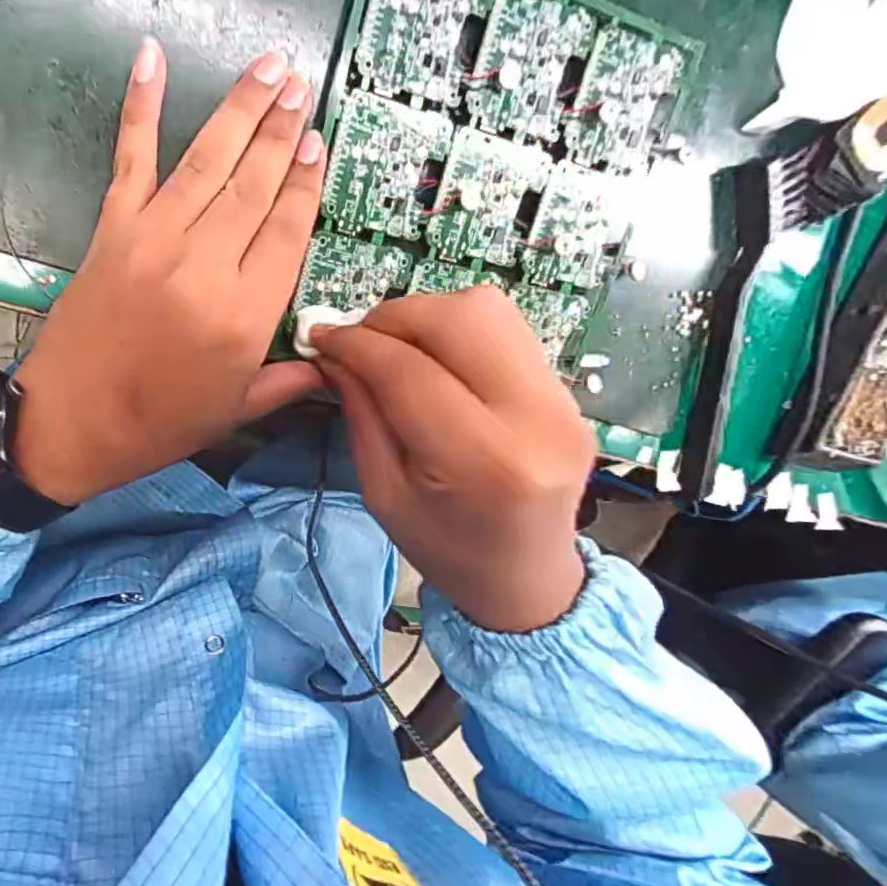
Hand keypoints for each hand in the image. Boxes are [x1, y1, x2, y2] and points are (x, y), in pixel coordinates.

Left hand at [11, 39, 328, 504]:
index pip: (288, 230)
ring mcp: (153, 240)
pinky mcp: (110, 231)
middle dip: (282, 131)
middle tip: (301, 86)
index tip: (319, 144)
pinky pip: (128, 159)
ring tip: (267, 66)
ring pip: (207, 161)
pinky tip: (149, 58)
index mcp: (244, 314)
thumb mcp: (233, 412)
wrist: (70, 424)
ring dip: (240, 108)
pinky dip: (138, 106)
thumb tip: (337, 357)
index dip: (306, 183)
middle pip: (254, 184)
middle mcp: (205, 265)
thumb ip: (289, 379)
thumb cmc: (155, 425)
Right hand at [310, 288, 594, 631]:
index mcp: (483, 461)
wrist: (525, 576)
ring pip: (487, 309)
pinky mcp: (566, 391)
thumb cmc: (444, 548)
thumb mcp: (382, 492)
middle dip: (392, 318)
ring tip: (392, 346)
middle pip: (460, 319)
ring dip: (425, 315)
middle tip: (357, 341)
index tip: (320, 338)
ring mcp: (562, 400)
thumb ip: (362, 414)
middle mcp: (536, 418)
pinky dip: (454, 328)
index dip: (355, 345)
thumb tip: (335, 355)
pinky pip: (504, 328)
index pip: (409, 371)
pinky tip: (429, 355)